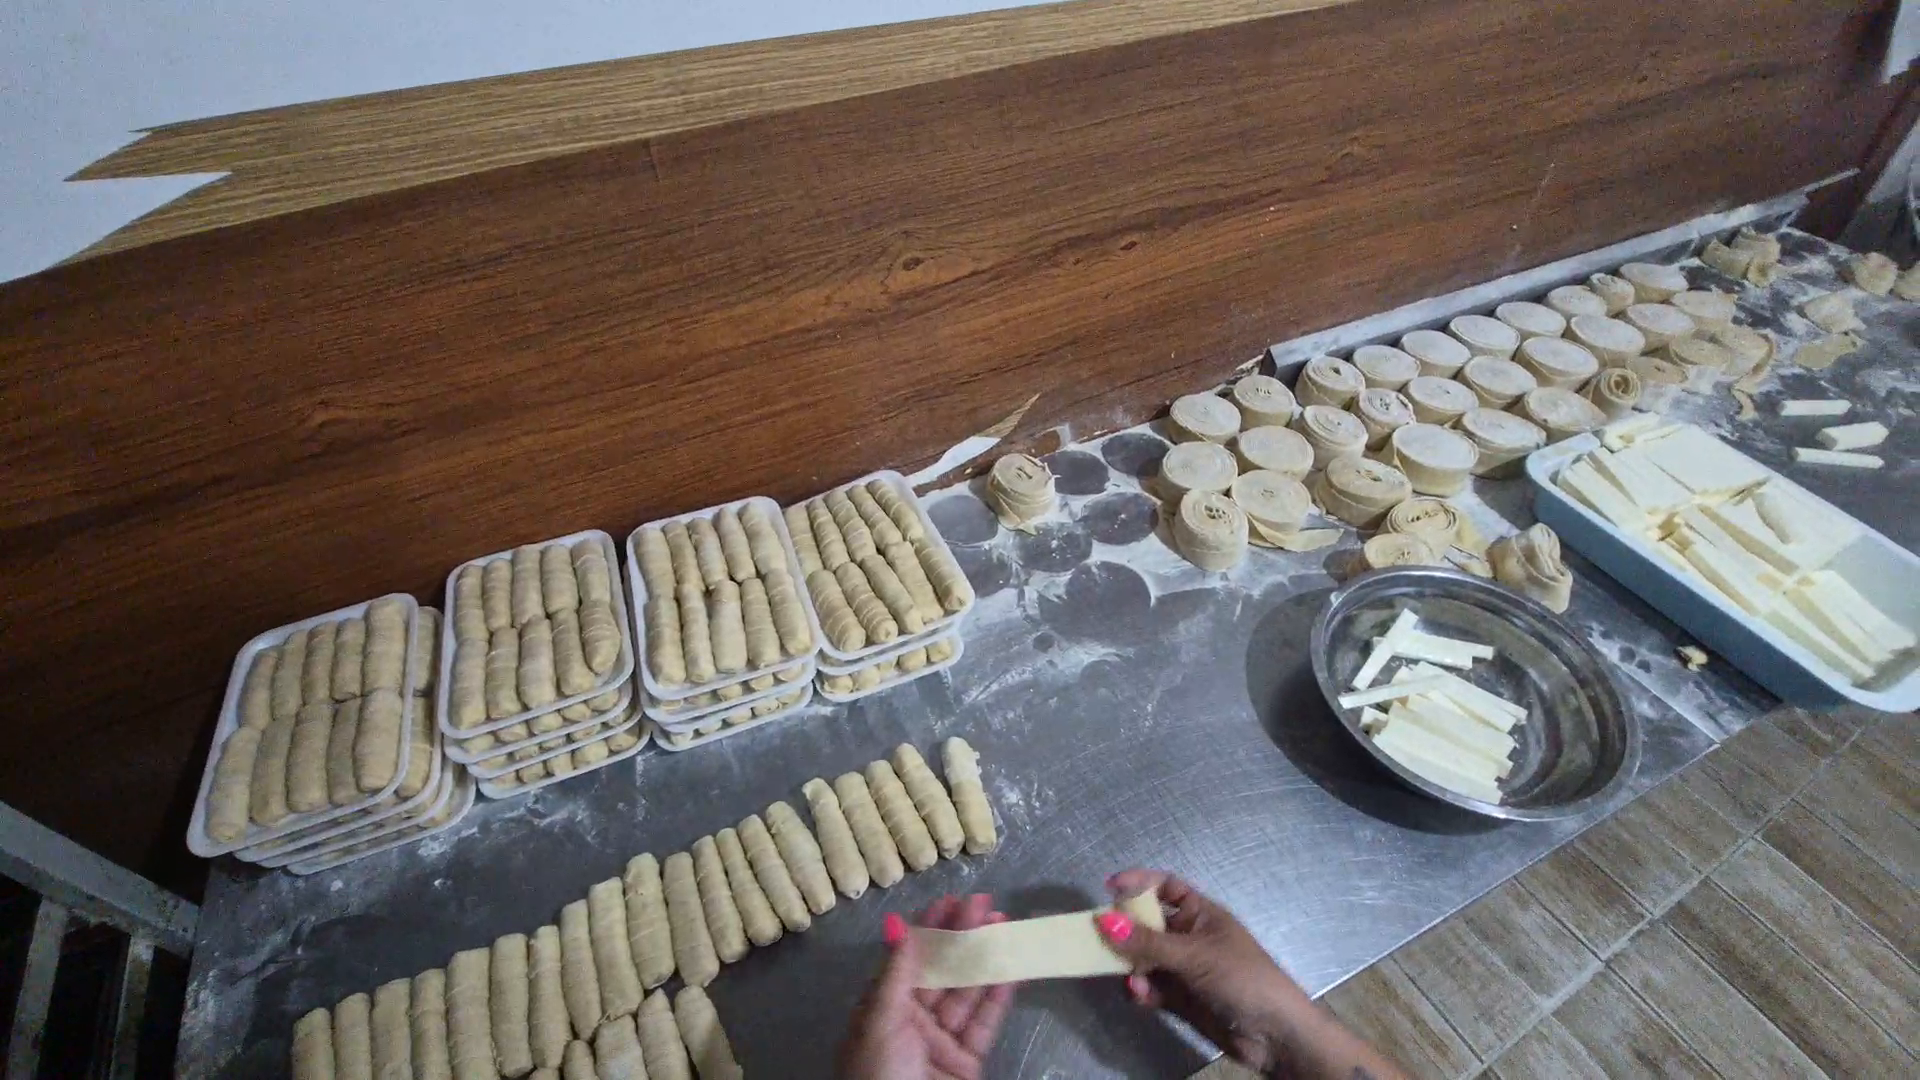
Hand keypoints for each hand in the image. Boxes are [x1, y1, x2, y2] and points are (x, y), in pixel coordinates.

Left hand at [839, 894, 1016, 1079]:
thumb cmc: (879, 1077)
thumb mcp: (879, 1021)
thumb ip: (896, 972)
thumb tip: (899, 923)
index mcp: (884, 1008)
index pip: (910, 958)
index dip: (930, 927)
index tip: (950, 900)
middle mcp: (912, 1021)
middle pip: (941, 969)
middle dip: (962, 935)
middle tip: (985, 904)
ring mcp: (941, 1042)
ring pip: (966, 992)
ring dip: (985, 957)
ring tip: (1004, 925)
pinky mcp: (967, 1063)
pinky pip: (984, 1023)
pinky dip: (999, 995)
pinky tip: (1012, 967)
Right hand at [1097, 869, 1305, 1073]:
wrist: (1276, 1036)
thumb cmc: (1241, 977)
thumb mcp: (1193, 955)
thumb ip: (1148, 941)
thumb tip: (1104, 920)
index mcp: (1199, 913)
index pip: (1164, 886)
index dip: (1138, 882)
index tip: (1108, 887)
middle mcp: (1188, 935)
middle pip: (1147, 922)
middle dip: (1125, 929)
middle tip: (1100, 936)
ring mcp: (1183, 967)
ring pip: (1144, 956)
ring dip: (1131, 964)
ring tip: (1127, 974)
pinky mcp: (1180, 997)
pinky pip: (1150, 986)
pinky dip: (1142, 989)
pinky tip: (1140, 994)